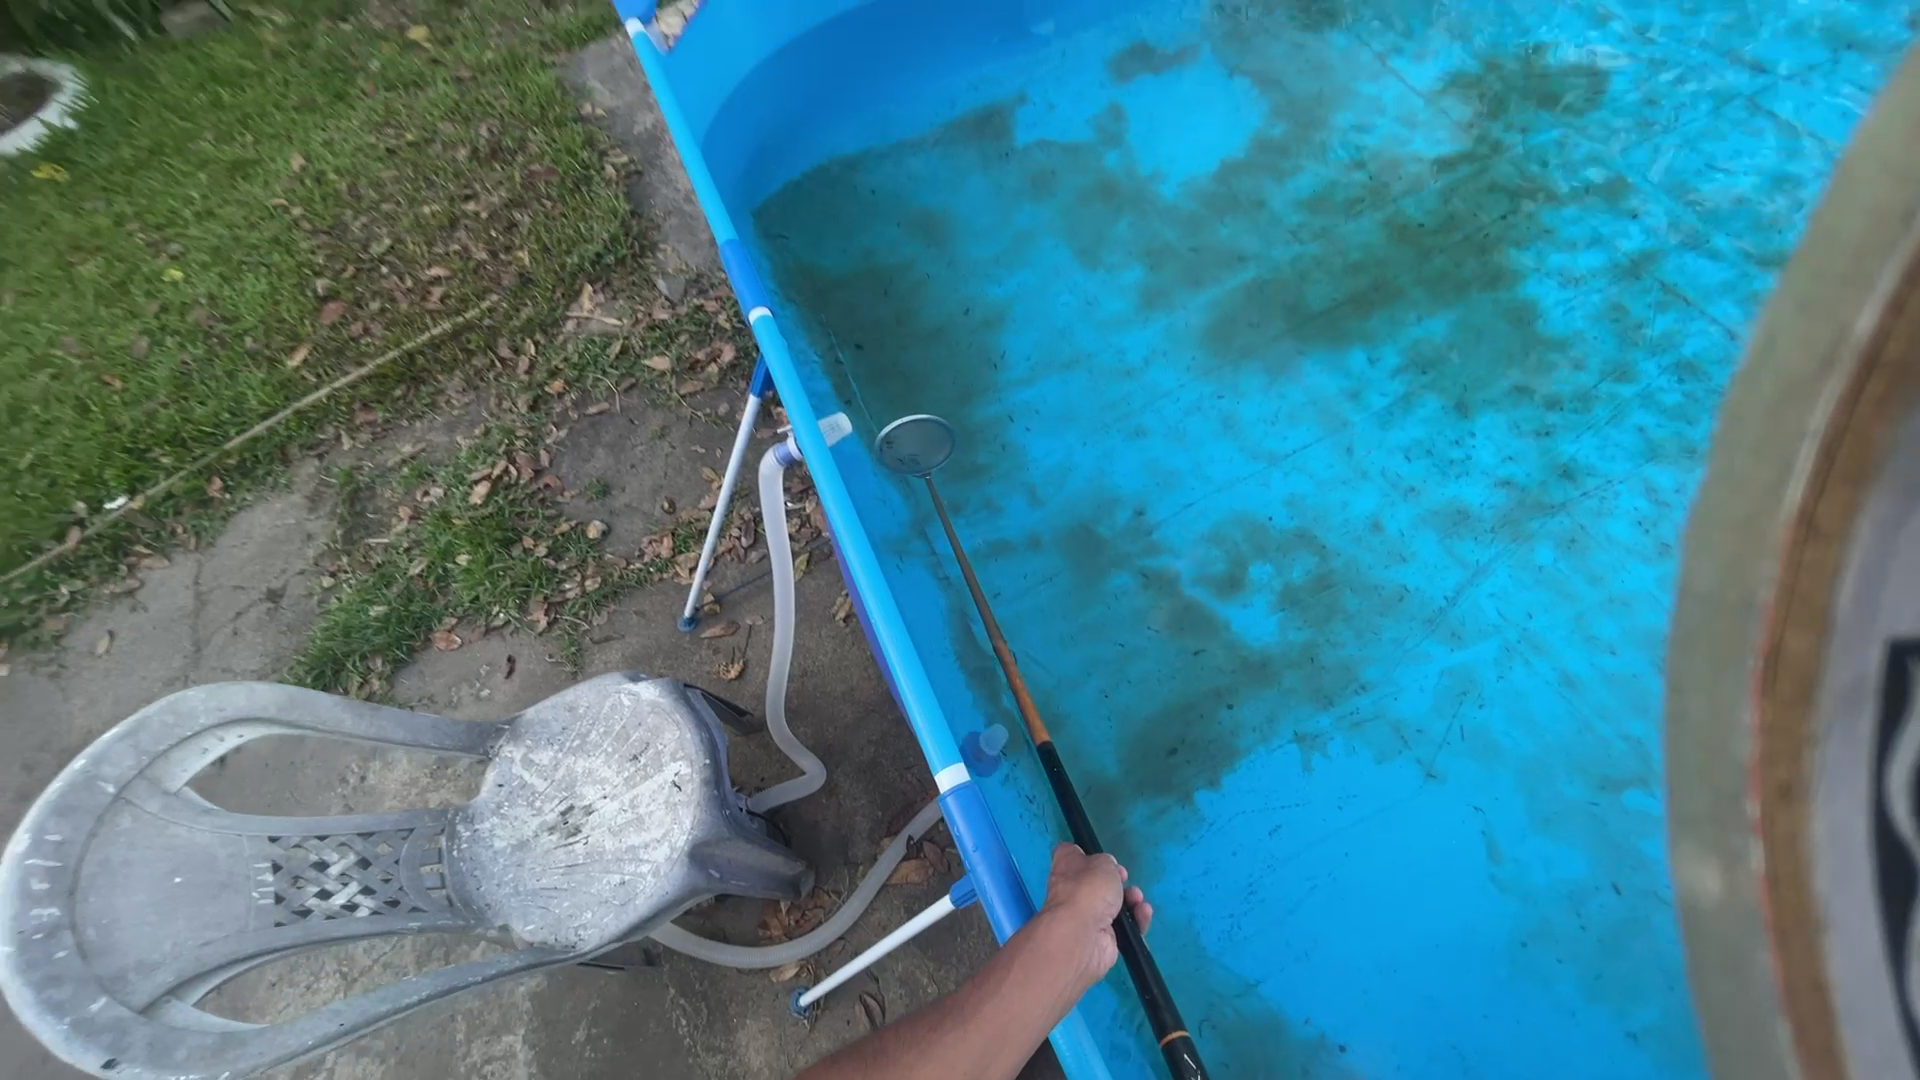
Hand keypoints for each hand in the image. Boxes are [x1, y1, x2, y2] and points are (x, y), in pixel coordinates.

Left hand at [1031, 843, 1152, 993]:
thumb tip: (1107, 871)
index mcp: (1065, 867)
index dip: (1089, 854)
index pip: (1072, 855)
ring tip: (1137, 898)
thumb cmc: (1088, 888)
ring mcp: (1088, 917)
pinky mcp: (1103, 938)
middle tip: (1124, 878)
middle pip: (1098, 882)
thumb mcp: (1102, 862)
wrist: (1083, 935)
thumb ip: (1107, 863)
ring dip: (1131, 900)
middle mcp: (1073, 891)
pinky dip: (1137, 920)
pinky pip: (1125, 927)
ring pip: (1114, 905)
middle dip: (1117, 880)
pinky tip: (1143, 914)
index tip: (1105, 858)